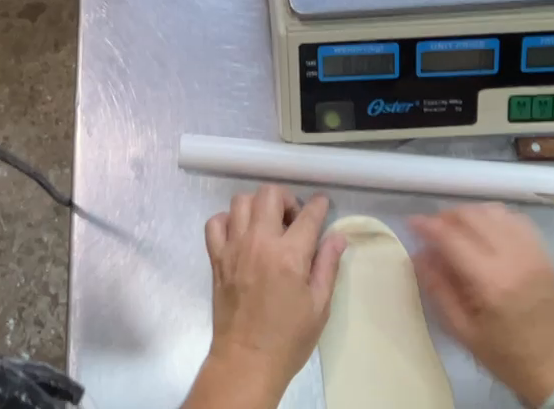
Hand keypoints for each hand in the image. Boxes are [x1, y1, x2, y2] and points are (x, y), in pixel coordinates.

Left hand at [184, 186, 346, 407]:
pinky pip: (215, 222)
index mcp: (289, 255)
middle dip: (286, 199)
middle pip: (269, 194)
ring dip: (257, 206)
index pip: (308, 215)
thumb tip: (337, 236)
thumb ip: (327, 266)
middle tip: (293, 220)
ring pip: (241, 201)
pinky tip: (240, 234)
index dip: (319, 205)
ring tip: (267, 225)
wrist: (247, 360)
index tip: (322, 204)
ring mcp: (234, 247)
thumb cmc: (289, 338)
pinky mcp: (216, 257)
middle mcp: (259, 242)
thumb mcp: (319, 306)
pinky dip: (227, 220)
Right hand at [410, 204, 553, 405]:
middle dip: (445, 217)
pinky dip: (495, 218)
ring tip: (458, 230)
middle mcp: (513, 258)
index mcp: (491, 281)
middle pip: (471, 215)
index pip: (450, 236)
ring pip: (493, 212)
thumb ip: (438, 289)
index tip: (411, 223)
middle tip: (433, 232)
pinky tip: (487, 232)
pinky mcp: (546, 255)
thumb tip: (419, 255)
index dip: (426, 225)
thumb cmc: (510, 359)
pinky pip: (516, 220)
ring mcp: (533, 253)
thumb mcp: (464, 332)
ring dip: (470, 214)